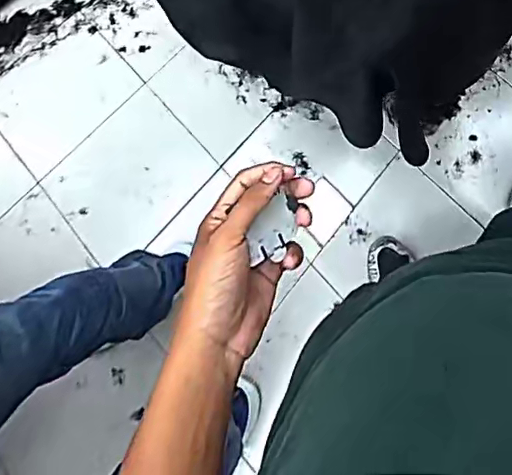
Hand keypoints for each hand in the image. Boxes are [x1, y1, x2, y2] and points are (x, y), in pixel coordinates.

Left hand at [176, 163, 313, 370]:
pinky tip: (288, 256)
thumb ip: (252, 203)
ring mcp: (253, 250)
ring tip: (302, 220)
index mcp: (219, 220)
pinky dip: (293, 250)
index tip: (288, 172)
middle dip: (288, 192)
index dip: (267, 173)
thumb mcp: (227, 237)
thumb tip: (270, 177)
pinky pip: (288, 249)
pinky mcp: (268, 268)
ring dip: (295, 219)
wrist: (217, 340)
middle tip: (304, 189)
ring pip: (282, 222)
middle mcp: (236, 233)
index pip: (245, 184)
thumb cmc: (207, 297)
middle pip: (268, 199)